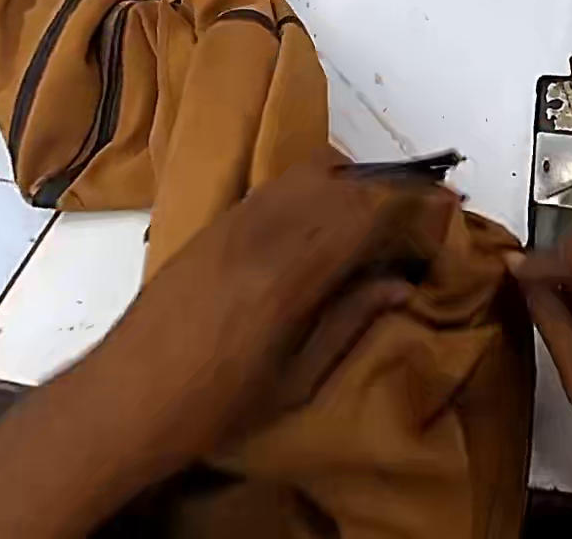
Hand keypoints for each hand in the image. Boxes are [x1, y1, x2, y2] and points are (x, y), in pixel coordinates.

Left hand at [0, 158, 452, 538]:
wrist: (121, 397)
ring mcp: (242, 215)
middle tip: (430, 204)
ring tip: (384, 206)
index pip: (369, 214)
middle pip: (351, 185)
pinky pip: (287, 179)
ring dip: (361, 178)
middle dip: (399, 189)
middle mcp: (268, 228)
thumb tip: (403, 282)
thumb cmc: (214, 402)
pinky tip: (333, 209)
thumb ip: (353, 318)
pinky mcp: (224, 216)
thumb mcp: (295, 378)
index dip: (415, 203)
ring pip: (318, 169)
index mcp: (290, 273)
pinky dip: (326, 180)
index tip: (449, 202)